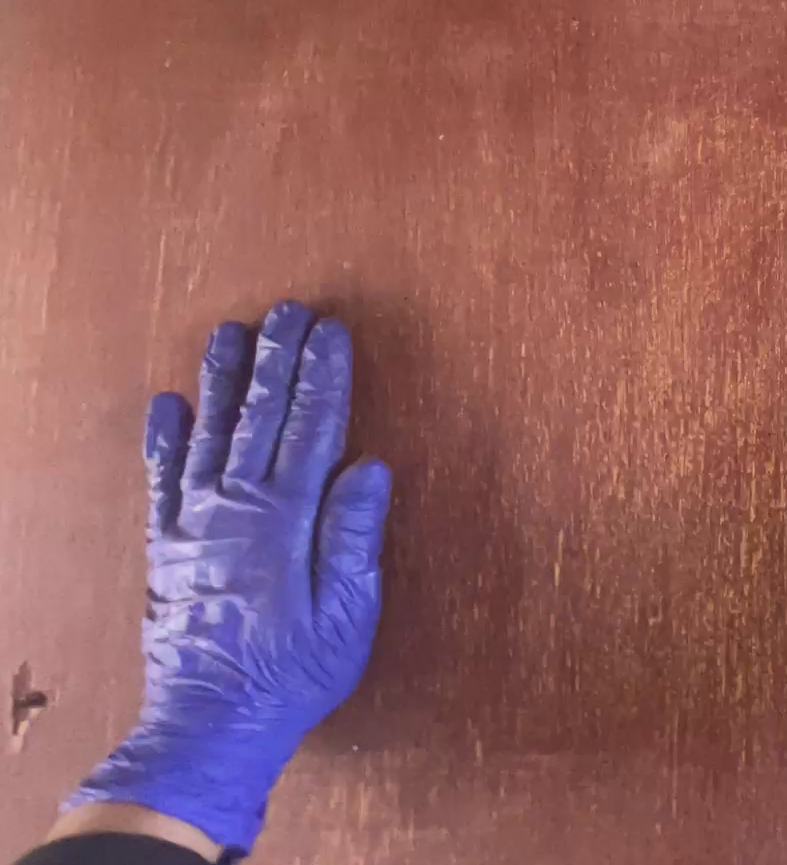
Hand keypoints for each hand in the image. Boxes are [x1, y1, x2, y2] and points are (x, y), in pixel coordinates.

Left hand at [63, 301, 392, 855]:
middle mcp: (230, 512)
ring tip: (229, 333)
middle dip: (275, 362)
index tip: (332, 334)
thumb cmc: (297, 667)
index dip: (323, 378)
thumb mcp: (349, 607)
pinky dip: (163, 439)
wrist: (207, 728)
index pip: (310, 431)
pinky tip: (166, 403)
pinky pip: (162, 481)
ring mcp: (191, 526)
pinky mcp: (168, 547)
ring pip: (207, 437)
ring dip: (220, 382)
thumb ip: (353, 533)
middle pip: (257, 420)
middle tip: (287, 312)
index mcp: (282, 522)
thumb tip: (371, 465)